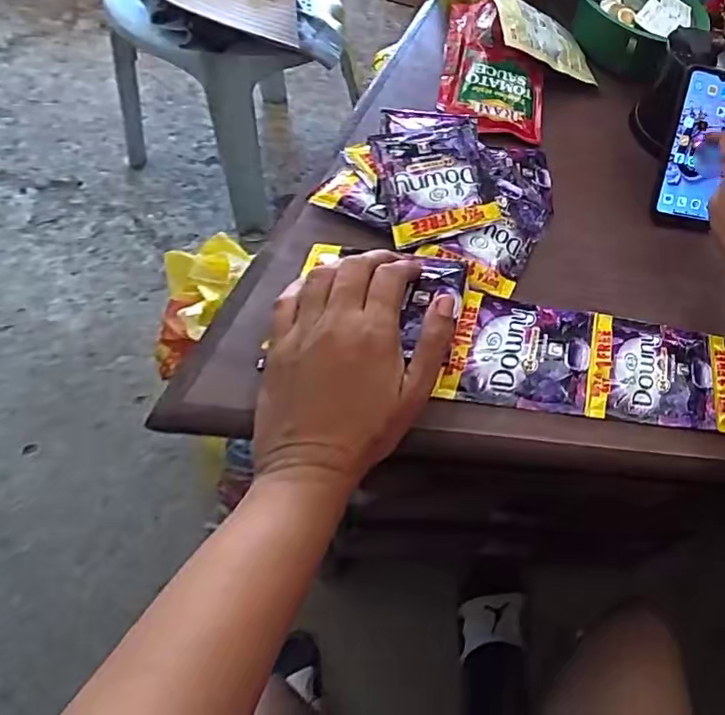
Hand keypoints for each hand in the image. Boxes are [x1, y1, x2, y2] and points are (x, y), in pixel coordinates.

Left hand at [253, 252, 455, 492]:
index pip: (390, 277)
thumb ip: (435, 341)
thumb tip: (446, 299)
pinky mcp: (278, 343)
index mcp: (374, 330)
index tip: (417, 271)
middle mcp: (337, 319)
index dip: (407, 266)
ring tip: (357, 269)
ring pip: (321, 275)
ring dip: (343, 264)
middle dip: (377, 258)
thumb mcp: (415, 392)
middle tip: (391, 264)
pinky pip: (287, 298)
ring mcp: (303, 329)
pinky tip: (314, 284)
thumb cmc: (370, 431)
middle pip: (355, 267)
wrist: (310, 465)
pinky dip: (304, 282)